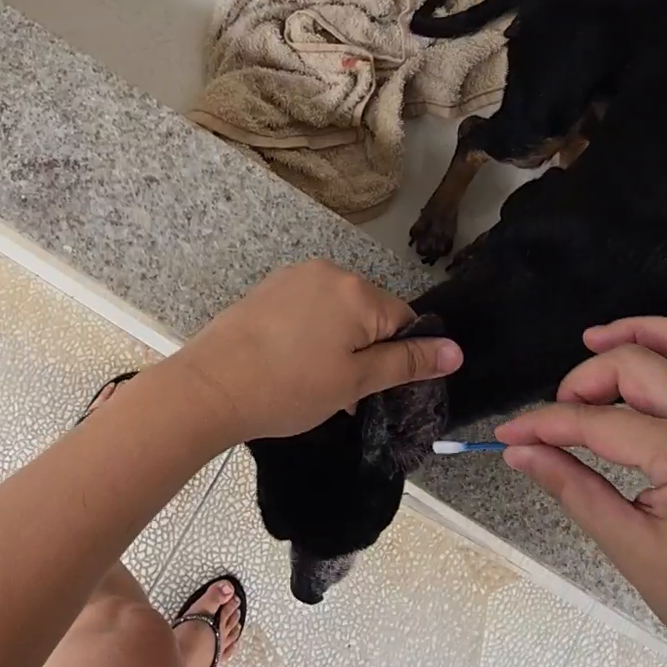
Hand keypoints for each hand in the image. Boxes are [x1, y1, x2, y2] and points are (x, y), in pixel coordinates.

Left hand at [162, 260, 461, 442]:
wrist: (211, 386)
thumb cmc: (289, 387)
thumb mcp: (355, 381)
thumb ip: (406, 362)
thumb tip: (455, 351)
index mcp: (357, 291)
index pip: (405, 319)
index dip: (401, 357)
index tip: (379, 390)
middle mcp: (327, 272)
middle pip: (368, 313)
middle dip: (366, 351)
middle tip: (346, 395)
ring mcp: (292, 277)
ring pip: (335, 313)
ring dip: (338, 345)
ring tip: (315, 386)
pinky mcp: (266, 290)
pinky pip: (305, 310)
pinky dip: (310, 336)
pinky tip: (291, 368)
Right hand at [496, 309, 666, 666]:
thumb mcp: (626, 546)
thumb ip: (569, 486)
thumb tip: (517, 449)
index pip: (597, 420)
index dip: (544, 422)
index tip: (509, 431)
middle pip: (641, 365)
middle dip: (586, 378)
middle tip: (559, 411)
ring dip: (650, 331)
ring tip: (602, 337)